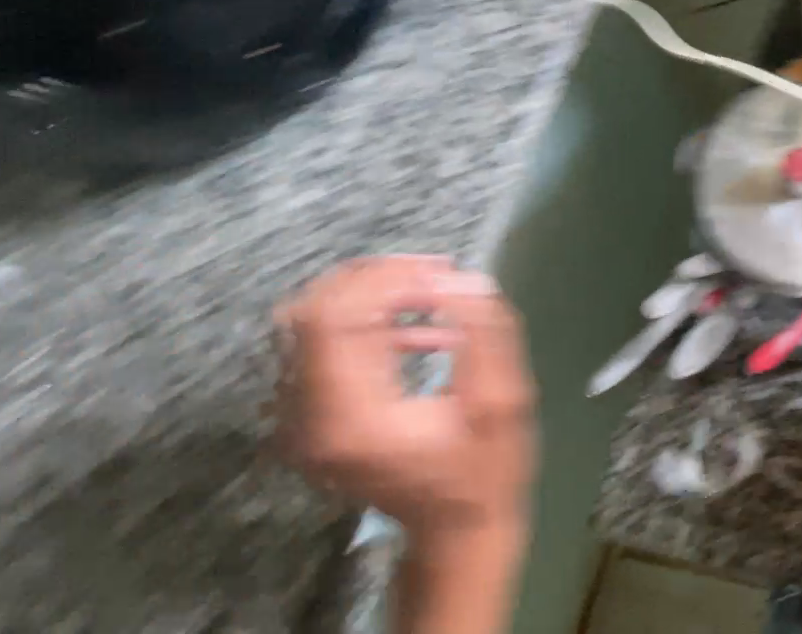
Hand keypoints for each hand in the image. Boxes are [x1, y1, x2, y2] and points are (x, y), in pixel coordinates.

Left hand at [274, 256, 537, 539]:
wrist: (454, 529)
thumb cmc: (483, 472)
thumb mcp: (500, 402)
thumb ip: (484, 336)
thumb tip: (463, 280)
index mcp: (352, 417)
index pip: (336, 317)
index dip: (386, 278)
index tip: (442, 271)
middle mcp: (308, 419)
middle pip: (311, 314)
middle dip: (375, 278)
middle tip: (435, 272)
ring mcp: (301, 423)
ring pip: (310, 326)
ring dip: (371, 297)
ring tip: (433, 291)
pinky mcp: (311, 421)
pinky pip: (321, 349)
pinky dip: (368, 324)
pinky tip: (421, 329)